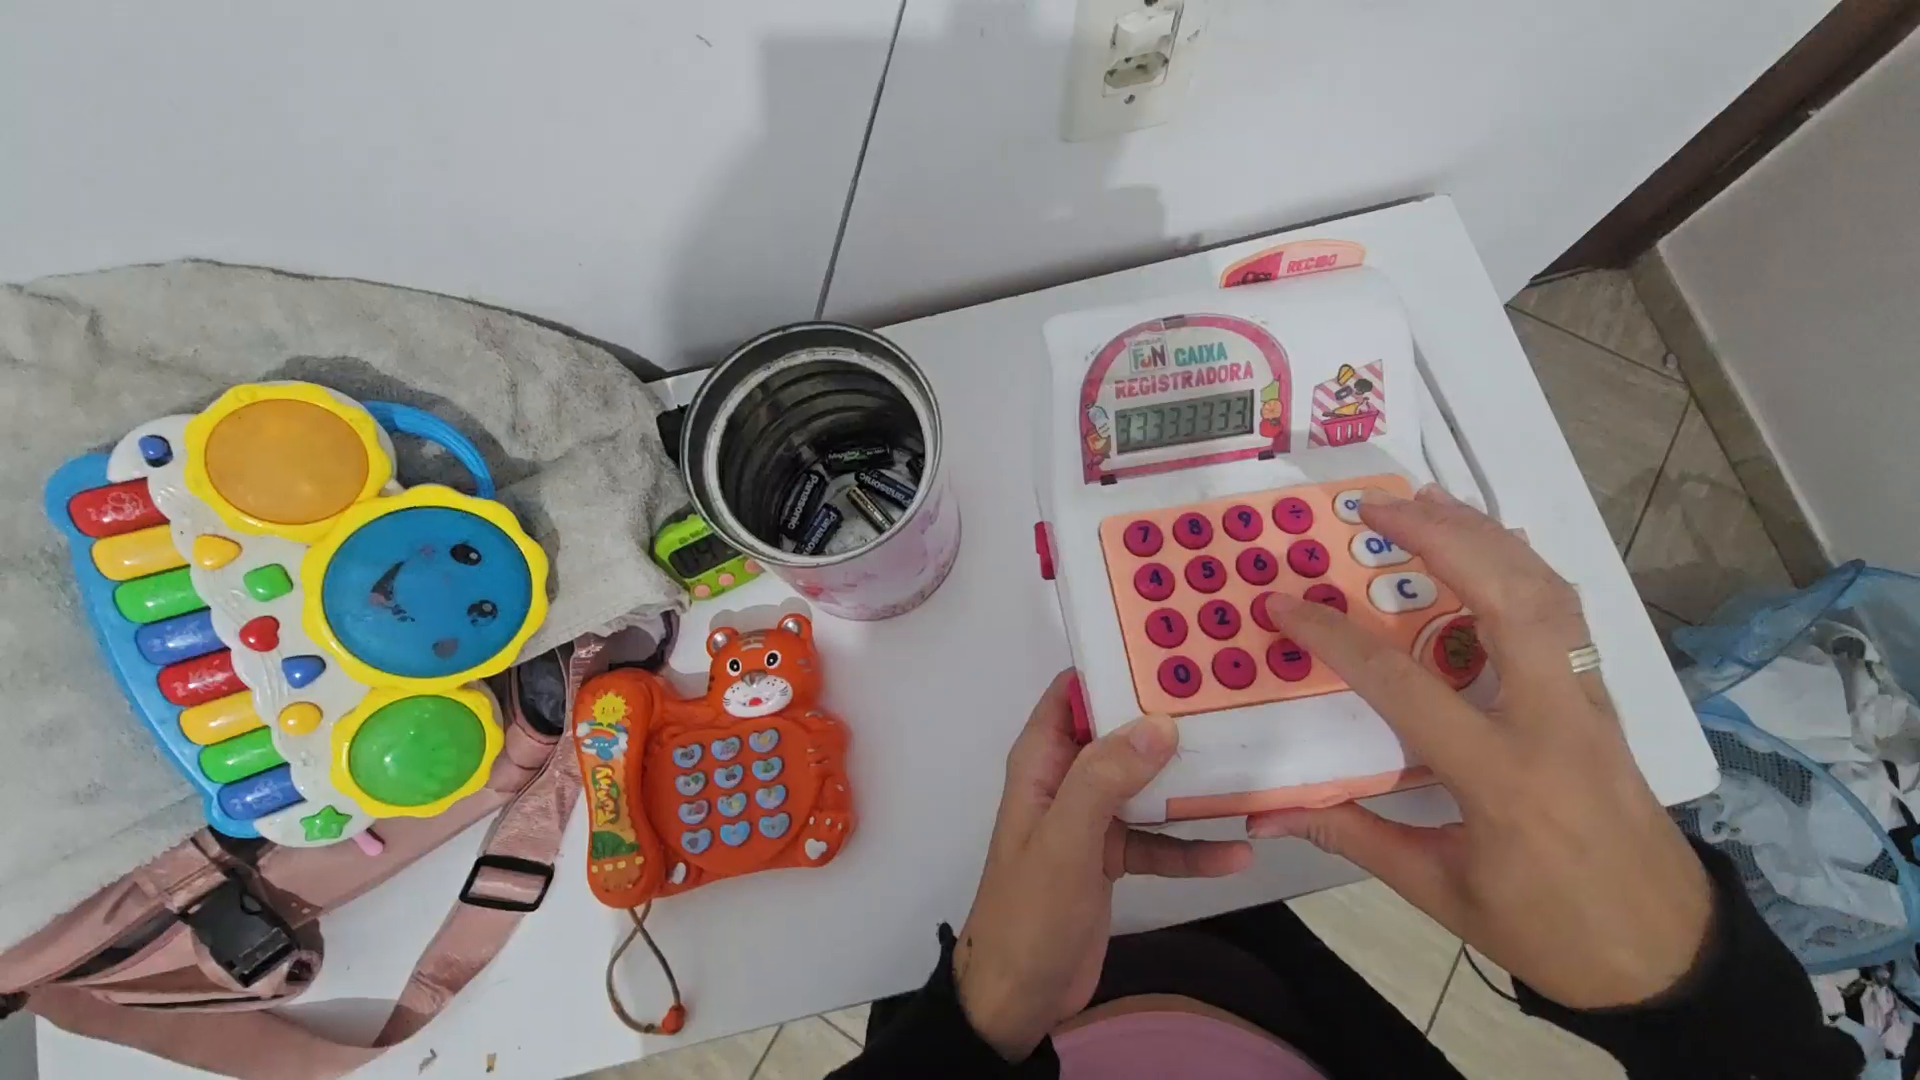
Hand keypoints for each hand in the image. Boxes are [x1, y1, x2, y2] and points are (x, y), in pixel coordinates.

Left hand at [955, 672, 1253, 1059]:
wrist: (1018, 997)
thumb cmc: (1030, 909)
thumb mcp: (1066, 840)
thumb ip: (1105, 779)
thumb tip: (1159, 722)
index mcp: (1043, 761)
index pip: (1074, 693)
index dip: (1115, 669)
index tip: (1172, 654)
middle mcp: (1067, 779)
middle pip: (1119, 734)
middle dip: (1166, 722)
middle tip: (1228, 705)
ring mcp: (1092, 818)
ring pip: (1146, 786)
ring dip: (1188, 785)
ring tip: (1247, 772)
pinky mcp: (1112, 856)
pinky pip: (1158, 841)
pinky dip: (1190, 847)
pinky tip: (1235, 855)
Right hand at [1247, 485, 1712, 1009]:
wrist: (1668, 959)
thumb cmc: (1544, 928)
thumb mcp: (1436, 890)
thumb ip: (1350, 835)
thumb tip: (1265, 813)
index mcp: (1501, 777)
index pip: (1402, 685)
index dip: (1334, 638)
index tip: (1284, 605)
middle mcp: (1554, 723)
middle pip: (1508, 603)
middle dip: (1441, 542)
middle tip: (1378, 507)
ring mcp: (1591, 704)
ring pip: (1549, 594)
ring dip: (1486, 536)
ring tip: (1429, 499)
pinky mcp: (1604, 700)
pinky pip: (1567, 614)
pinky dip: (1525, 563)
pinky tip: (1490, 542)